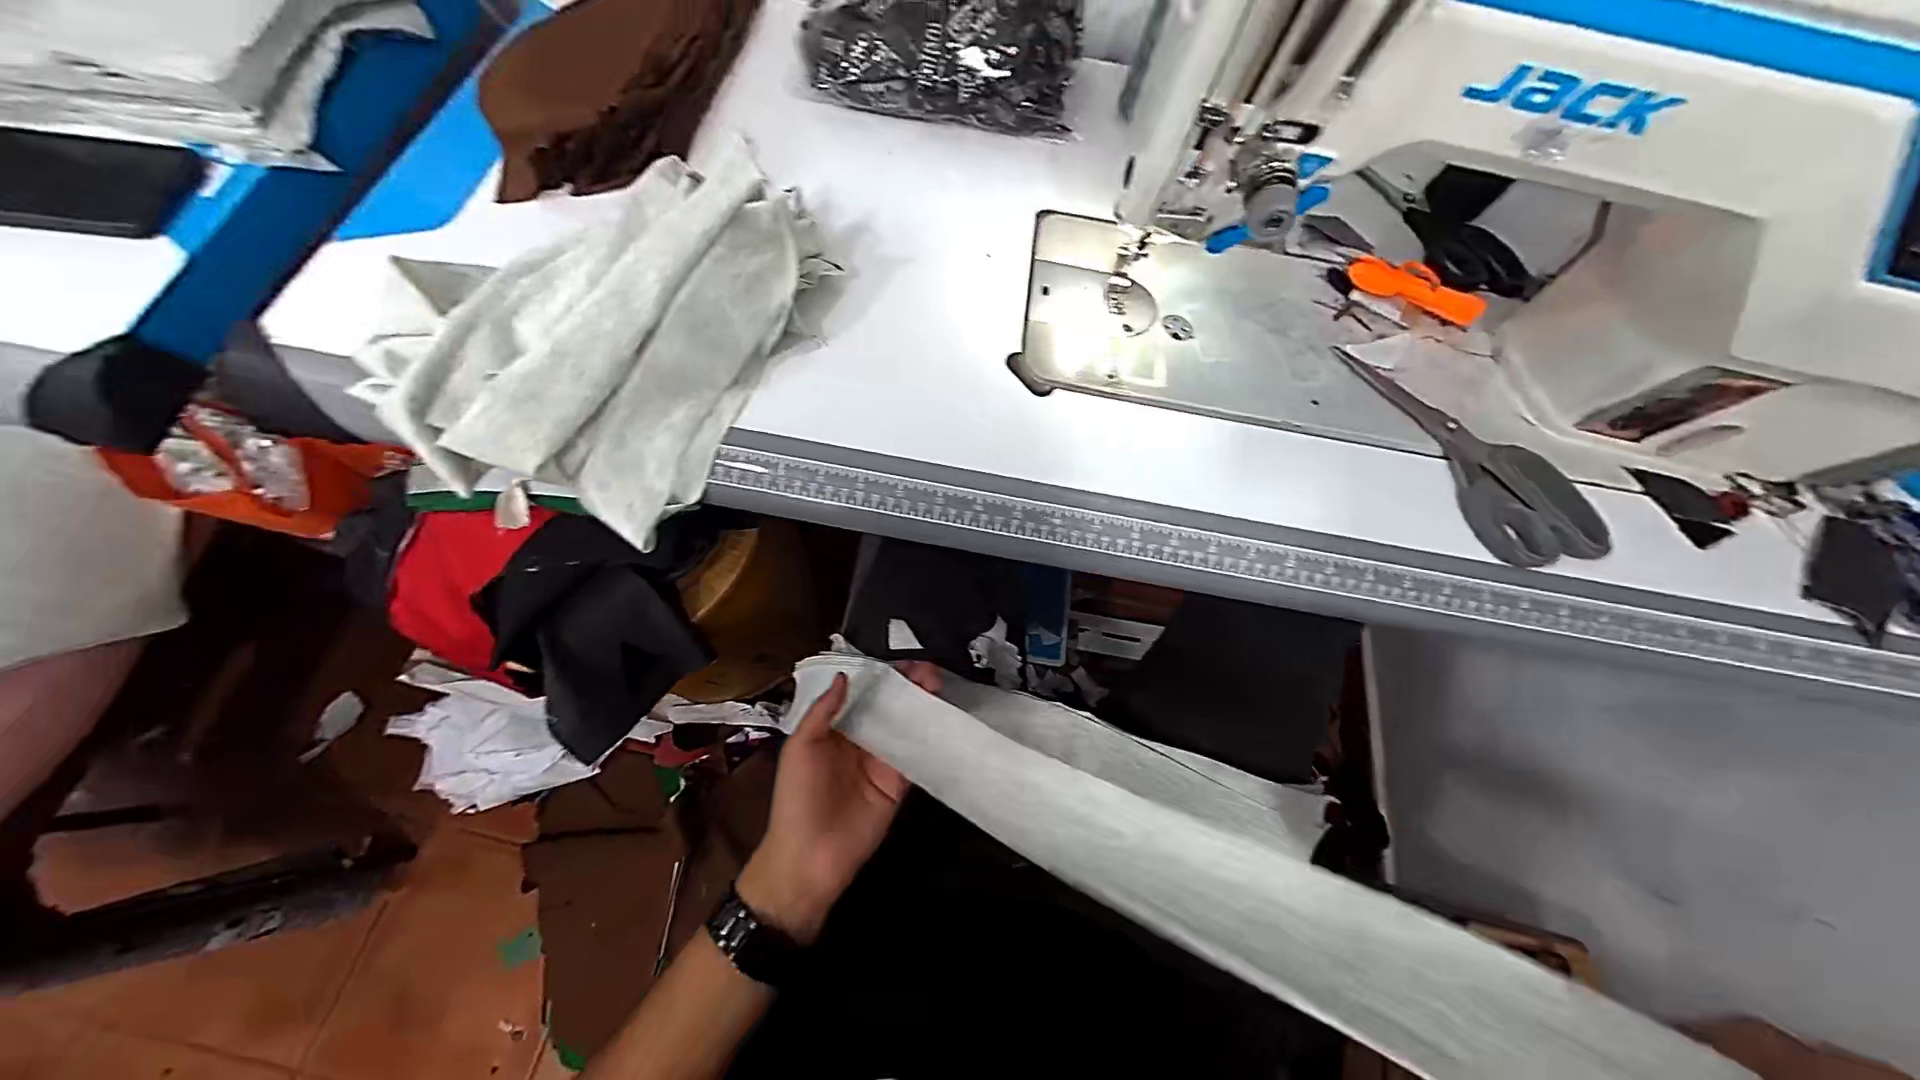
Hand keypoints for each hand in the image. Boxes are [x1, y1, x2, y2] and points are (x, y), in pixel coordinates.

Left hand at [737, 662, 941, 943]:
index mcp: (834, 729)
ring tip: (937, 682)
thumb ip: (823, 711)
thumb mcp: (800, 748)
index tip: (901, 658)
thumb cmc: (797, 798)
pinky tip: (941, 717)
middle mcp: (860, 740)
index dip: (880, 675)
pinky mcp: (898, 782)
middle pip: (887, 706)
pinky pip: (915, 755)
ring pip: (904, 725)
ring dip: (920, 704)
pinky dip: (928, 737)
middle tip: (928, 668)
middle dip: (906, 685)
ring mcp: (881, 761)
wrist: (810, 858)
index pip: (861, 694)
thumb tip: (845, 675)